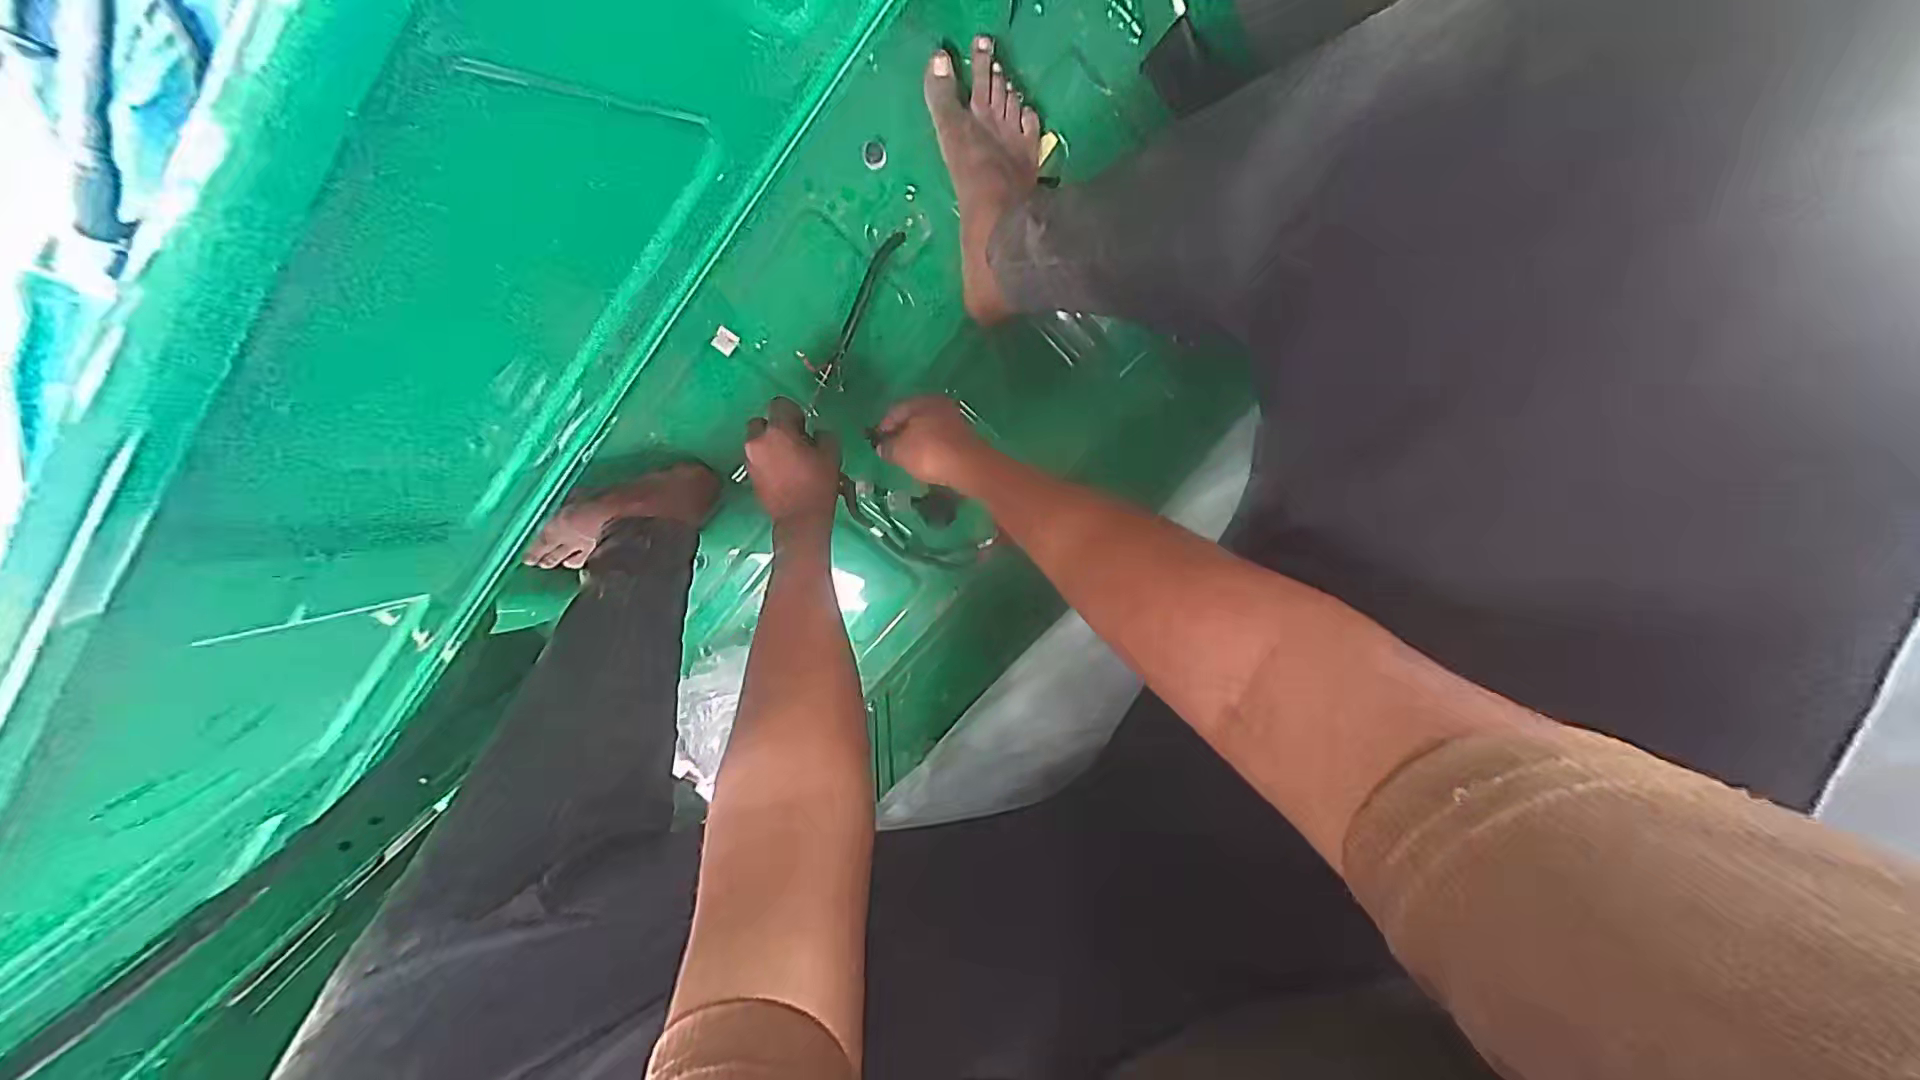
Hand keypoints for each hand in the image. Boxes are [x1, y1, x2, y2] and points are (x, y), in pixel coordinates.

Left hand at [746, 397, 841, 531]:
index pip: (780, 404)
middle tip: (794, 441)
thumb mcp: (831, 454)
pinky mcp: (749, 475)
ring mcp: (750, 459)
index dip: (794, 412)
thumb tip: (815, 434)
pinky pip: (757, 458)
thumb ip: (823, 435)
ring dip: (770, 444)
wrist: (800, 520)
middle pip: (762, 421)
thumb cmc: (818, 485)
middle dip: (776, 427)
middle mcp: (757, 441)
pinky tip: (783, 472)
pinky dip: (767, 460)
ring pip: (757, 441)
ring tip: (788, 459)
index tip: (804, 426)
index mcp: (777, 431)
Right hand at [874, 396, 993, 490]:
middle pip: (914, 417)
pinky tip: (927, 461)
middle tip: (891, 448)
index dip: (883, 426)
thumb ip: (887, 447)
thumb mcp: (900, 451)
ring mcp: (955, 421)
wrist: (969, 467)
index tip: (877, 441)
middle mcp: (940, 405)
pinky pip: (941, 441)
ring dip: (917, 441)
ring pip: (928, 429)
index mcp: (922, 401)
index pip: (896, 410)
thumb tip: (882, 447)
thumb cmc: (929, 453)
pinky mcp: (965, 438)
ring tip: (907, 457)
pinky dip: (931, 448)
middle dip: (902, 432)